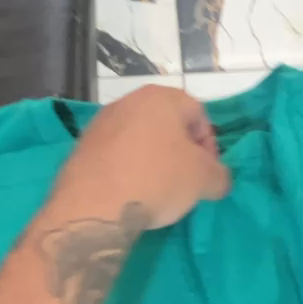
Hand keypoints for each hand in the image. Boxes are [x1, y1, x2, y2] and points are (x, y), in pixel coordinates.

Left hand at [52, 87, 229, 228]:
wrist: (94, 206)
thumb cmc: (157, 180)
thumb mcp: (203, 180)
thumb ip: (220, 176)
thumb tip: (218, 180)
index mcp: (161, 98)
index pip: (198, 114)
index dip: (210, 145)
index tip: (208, 173)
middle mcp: (129, 101)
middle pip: (167, 125)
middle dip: (181, 153)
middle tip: (186, 183)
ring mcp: (101, 124)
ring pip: (140, 141)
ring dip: (154, 162)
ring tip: (157, 192)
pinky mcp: (82, 148)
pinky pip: (117, 157)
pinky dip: (128, 171)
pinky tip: (131, 194)